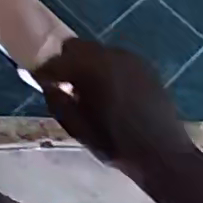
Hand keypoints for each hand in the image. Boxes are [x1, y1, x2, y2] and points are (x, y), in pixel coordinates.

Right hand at [37, 39, 196, 177]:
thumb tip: (46, 84)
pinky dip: (105, 69)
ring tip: (89, 90)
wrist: (164, 155)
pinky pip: (114, 59)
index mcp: (90, 70)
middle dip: (65, 63)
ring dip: (86, 65)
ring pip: (95, 51)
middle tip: (63, 85)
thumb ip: (57, 102)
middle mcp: (108, 56)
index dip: (43, 74)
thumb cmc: (116, 145)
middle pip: (74, 47)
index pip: (54, 63)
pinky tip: (109, 91)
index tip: (38, 82)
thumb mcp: (78, 129)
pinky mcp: (143, 65)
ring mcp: (128, 58)